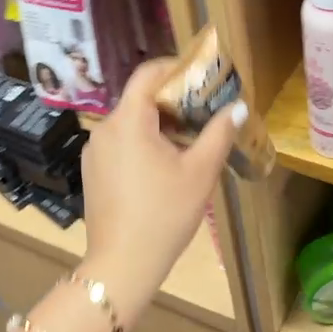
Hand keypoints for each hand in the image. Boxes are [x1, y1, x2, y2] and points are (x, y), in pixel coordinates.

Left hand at [77, 58, 242, 325]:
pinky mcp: (93, 173)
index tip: (200, 74)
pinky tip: (165, 168)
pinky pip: (121, 145)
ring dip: (160, 125)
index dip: (174, 67)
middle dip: (173, 101)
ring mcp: (95, 152)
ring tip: (191, 142)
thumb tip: (239, 107)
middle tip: (205, 112)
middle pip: (139, 99)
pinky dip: (143, 144)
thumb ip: (219, 133)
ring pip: (131, 124)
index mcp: (128, 121)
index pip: (147, 74)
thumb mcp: (200, 172)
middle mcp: (104, 129)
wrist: (122, 264)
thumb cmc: (164, 214)